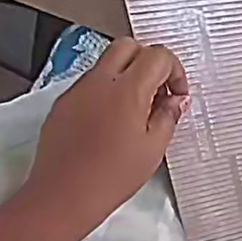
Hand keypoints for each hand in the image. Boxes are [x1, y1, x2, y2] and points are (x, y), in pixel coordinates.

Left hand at [24, 37, 189, 218]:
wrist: (64, 194)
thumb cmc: (110, 177)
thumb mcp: (152, 150)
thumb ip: (168, 117)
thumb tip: (175, 101)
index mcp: (127, 90)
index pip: (157, 56)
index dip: (175, 72)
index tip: (177, 95)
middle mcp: (99, 81)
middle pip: (129, 46)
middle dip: (150, 62)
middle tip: (159, 92)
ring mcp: (78, 90)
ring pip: (107, 62)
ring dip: (128, 75)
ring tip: (138, 111)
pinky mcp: (63, 103)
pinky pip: (90, 83)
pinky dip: (107, 91)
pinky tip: (113, 123)